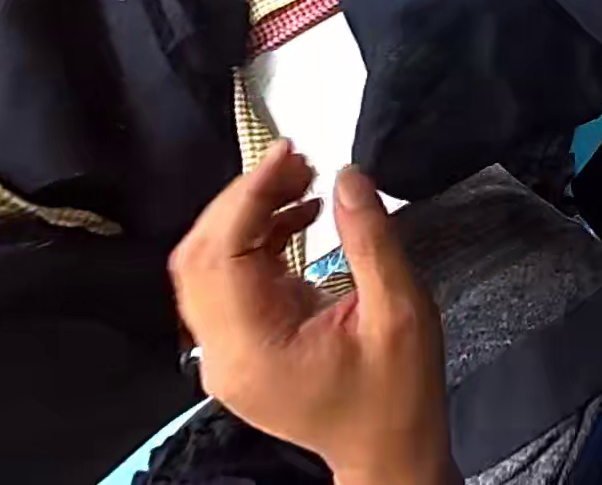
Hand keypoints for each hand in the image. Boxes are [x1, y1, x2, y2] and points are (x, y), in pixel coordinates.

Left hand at [169, 142, 453, 484]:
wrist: (389, 450)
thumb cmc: (398, 388)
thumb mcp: (399, 308)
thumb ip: (371, 239)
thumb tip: (348, 175)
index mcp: (252, 348)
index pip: (221, 255)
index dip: (249, 196)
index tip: (289, 152)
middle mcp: (223, 351)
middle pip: (202, 255)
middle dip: (246, 196)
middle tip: (299, 158)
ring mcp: (229, 348)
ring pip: (212, 261)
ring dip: (253, 210)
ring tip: (305, 176)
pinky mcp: (246, 339)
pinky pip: (235, 274)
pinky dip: (263, 233)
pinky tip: (303, 213)